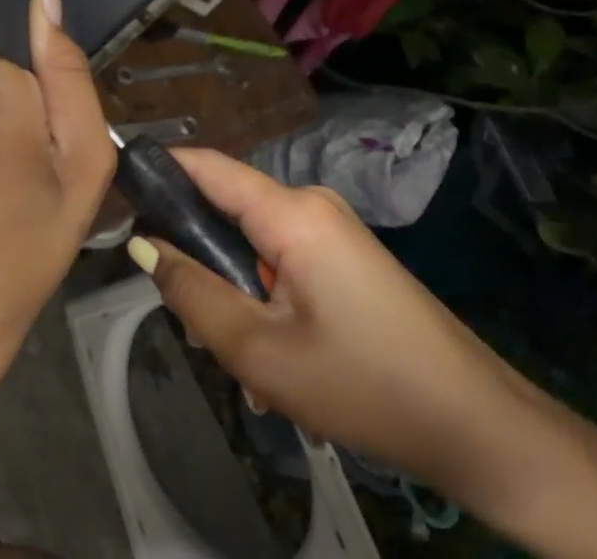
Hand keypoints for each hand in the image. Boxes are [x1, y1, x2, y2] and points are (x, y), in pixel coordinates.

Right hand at [130, 149, 530, 488]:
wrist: (483, 432)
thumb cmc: (364, 385)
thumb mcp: (256, 348)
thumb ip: (188, 291)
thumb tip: (143, 245)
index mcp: (291, 213)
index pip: (202, 165)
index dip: (153, 172)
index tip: (113, 202)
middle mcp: (312, 208)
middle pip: (223, 216)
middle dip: (199, 270)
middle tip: (197, 334)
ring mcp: (334, 236)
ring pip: (250, 252)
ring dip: (233, 303)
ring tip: (246, 369)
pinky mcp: (348, 264)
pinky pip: (281, 270)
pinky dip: (265, 310)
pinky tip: (278, 370)